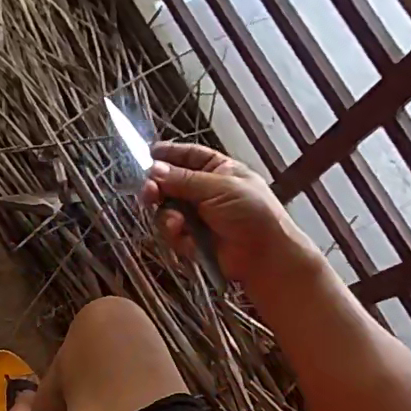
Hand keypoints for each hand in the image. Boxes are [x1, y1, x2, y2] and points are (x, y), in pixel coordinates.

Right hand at [140, 142, 321, 286]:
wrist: (264, 255)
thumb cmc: (251, 212)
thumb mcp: (219, 187)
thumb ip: (183, 179)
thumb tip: (152, 169)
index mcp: (217, 170)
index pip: (187, 156)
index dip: (167, 155)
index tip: (146, 155)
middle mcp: (204, 191)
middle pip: (169, 184)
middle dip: (157, 188)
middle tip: (148, 193)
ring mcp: (197, 216)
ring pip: (166, 210)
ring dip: (166, 215)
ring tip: (175, 222)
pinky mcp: (191, 240)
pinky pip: (172, 233)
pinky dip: (174, 234)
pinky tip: (182, 234)